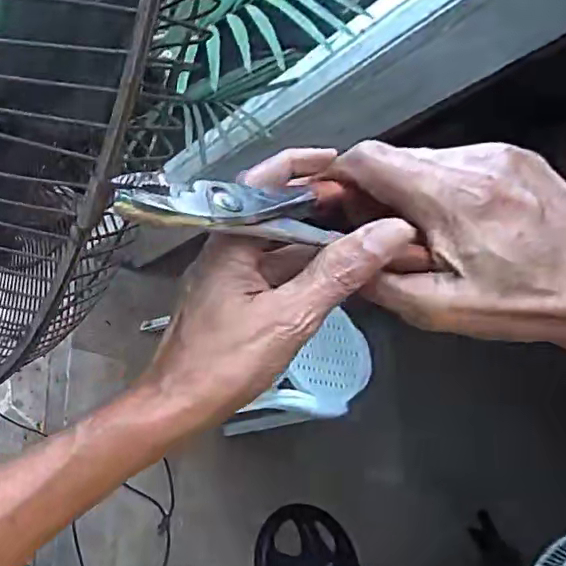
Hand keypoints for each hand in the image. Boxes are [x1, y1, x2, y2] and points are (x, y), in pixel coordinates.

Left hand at [140, 149, 417, 427]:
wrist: (178, 401)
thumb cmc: (222, 362)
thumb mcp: (289, 317)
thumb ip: (336, 272)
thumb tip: (388, 231)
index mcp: (228, 242)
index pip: (264, 184)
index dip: (304, 167)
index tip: (348, 164)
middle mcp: (223, 250)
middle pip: (274, 211)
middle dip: (321, 204)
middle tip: (371, 203)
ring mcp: (226, 274)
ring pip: (276, 242)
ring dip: (318, 238)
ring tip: (368, 233)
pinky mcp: (231, 297)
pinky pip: (272, 268)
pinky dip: (304, 265)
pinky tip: (338, 270)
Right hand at [324, 141, 565, 359]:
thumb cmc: (531, 303)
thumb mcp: (435, 308)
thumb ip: (373, 279)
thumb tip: (333, 256)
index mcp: (452, 195)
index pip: (364, 159)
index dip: (332, 181)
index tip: (327, 209)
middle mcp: (475, 161)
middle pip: (388, 157)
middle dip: (365, 192)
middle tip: (370, 234)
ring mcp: (499, 155)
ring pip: (416, 159)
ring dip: (397, 191)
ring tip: (415, 234)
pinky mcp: (515, 159)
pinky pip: (447, 163)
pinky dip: (429, 188)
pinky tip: (446, 224)